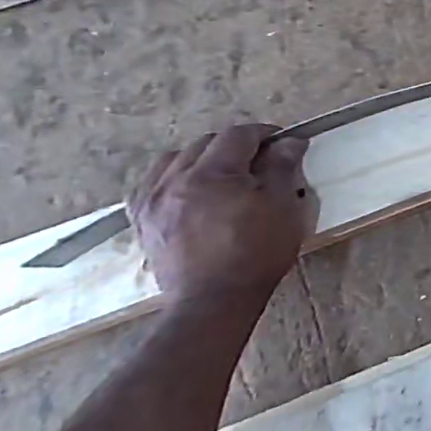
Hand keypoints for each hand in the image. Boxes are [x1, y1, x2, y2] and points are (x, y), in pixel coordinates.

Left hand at [128, 124, 316, 309]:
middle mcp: (172, 181)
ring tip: (226, 173)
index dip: (266, 133)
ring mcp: (150, 201)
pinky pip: (152, 183)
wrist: (214, 297)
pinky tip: (192, 189)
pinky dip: (174, 177)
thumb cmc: (258, 249)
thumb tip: (288, 142)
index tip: (286, 143)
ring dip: (203, 157)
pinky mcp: (142, 220)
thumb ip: (282, 167)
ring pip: (174, 159)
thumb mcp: (283, 204)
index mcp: (210, 174)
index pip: (238, 135)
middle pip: (205, 143)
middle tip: (263, 160)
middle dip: (237, 144)